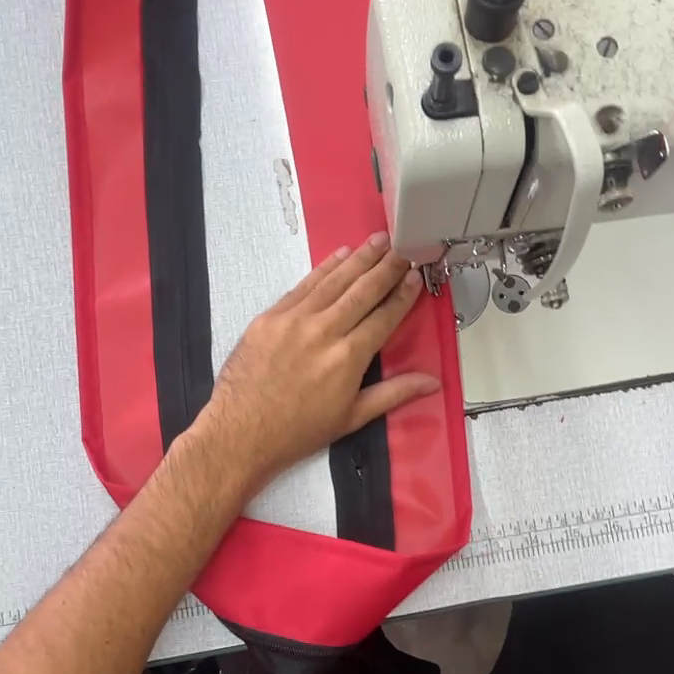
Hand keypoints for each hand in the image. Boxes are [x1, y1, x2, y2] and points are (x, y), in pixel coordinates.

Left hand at [189, 232, 440, 493]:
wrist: (241, 431)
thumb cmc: (297, 431)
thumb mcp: (352, 417)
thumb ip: (393, 393)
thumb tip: (432, 382)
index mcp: (348, 358)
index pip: (384, 316)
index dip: (402, 294)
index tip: (415, 277)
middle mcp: (323, 331)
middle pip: (362, 290)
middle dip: (386, 267)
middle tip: (402, 248)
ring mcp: (294, 320)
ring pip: (334, 281)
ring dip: (359, 258)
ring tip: (378, 241)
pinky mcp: (271, 316)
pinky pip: (304, 285)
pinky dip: (324, 268)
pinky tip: (339, 255)